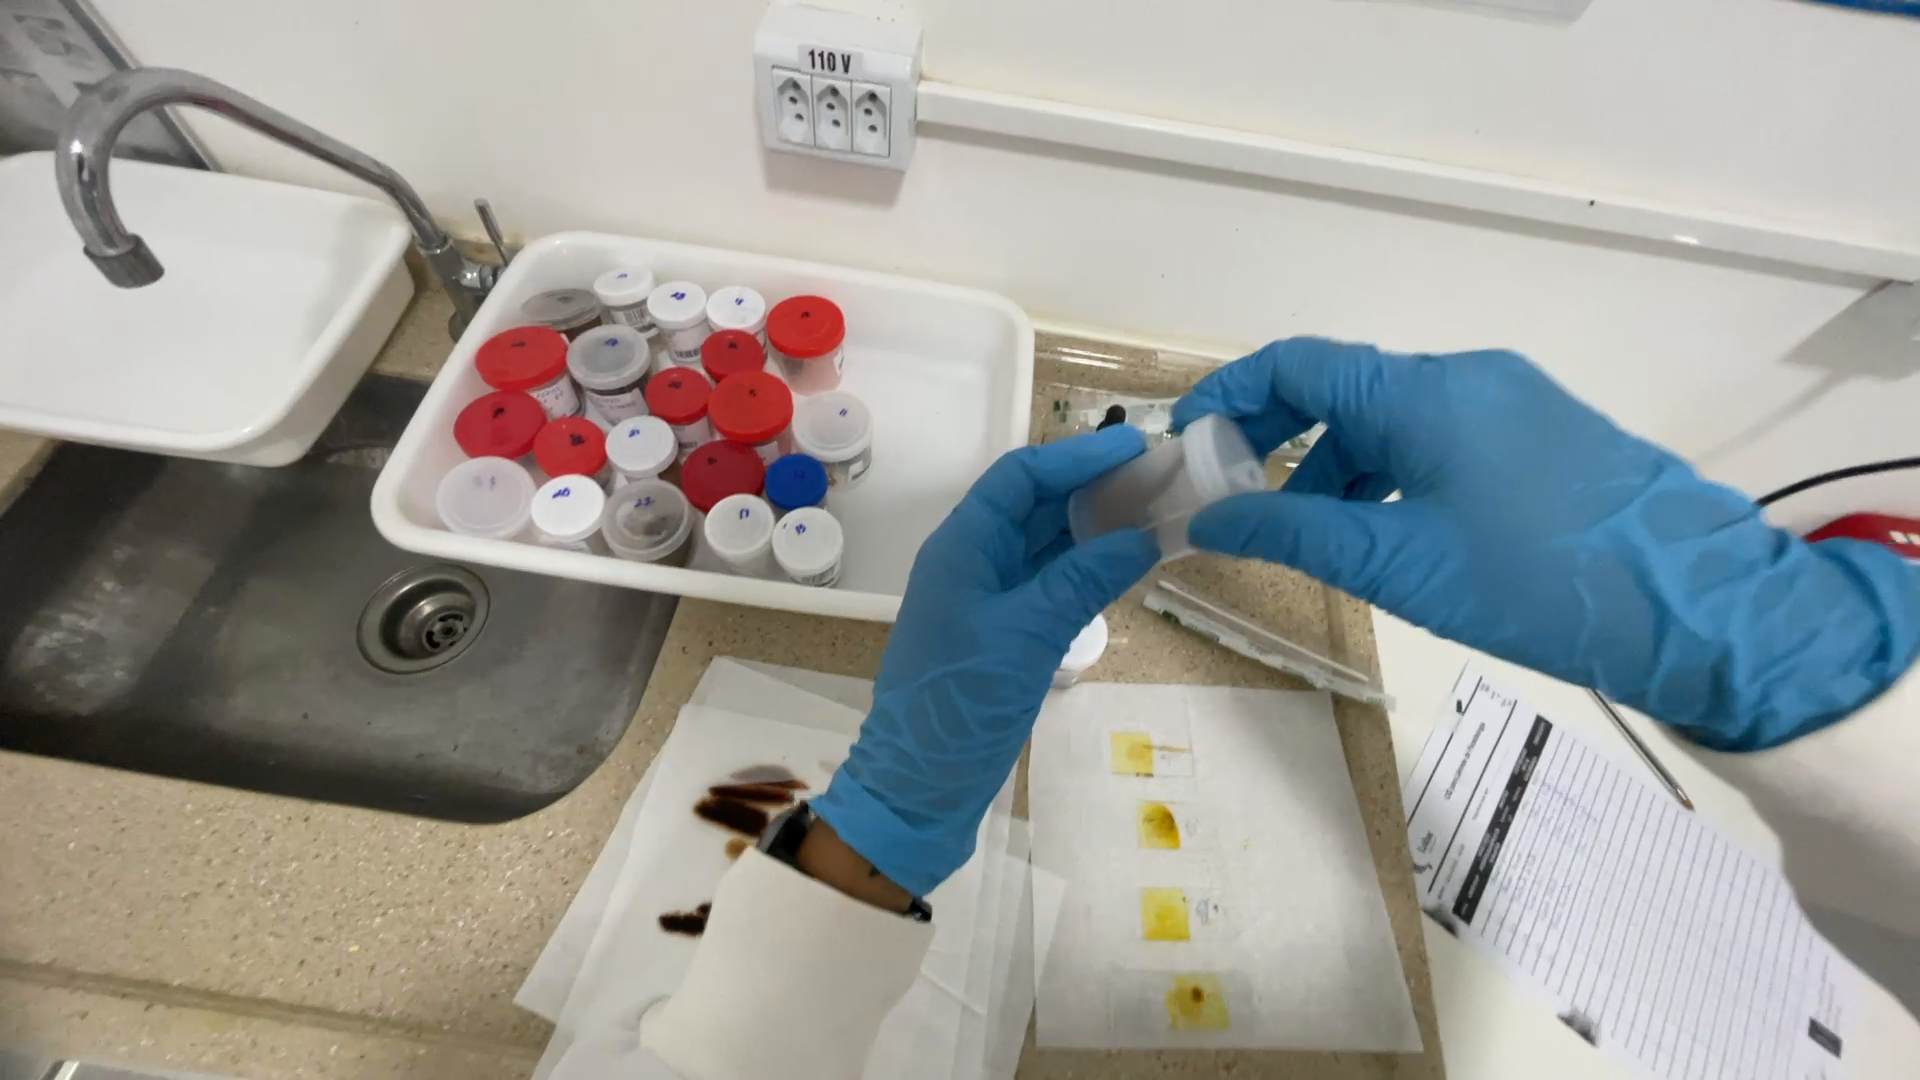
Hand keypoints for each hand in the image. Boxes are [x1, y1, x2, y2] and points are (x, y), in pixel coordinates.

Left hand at [812, 426, 1160, 894]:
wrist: (921, 787)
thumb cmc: (961, 703)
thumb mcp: (1027, 634)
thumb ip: (1083, 580)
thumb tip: (1144, 536)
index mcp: (963, 545)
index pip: (1020, 477)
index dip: (1076, 456)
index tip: (1135, 445)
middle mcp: (974, 560)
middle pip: (1034, 504)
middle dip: (1091, 485)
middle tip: (1157, 476)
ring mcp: (989, 597)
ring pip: (1045, 544)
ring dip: (1093, 526)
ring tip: (1153, 510)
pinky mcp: (1005, 631)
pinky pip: (1049, 584)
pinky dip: (1085, 570)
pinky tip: (1125, 563)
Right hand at [1173, 338, 1919, 749]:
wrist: (1708, 615)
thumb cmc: (1531, 581)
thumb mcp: (1391, 562)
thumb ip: (1287, 533)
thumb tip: (1205, 522)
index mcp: (1420, 393)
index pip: (1295, 364)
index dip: (1228, 393)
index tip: (1186, 438)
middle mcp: (1458, 377)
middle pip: (1335, 386)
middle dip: (1270, 433)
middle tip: (1230, 487)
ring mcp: (1501, 400)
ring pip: (1380, 417)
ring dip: (1325, 462)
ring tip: (1305, 527)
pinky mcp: (1529, 431)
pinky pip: (1425, 435)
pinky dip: (1378, 470)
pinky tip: (1377, 524)